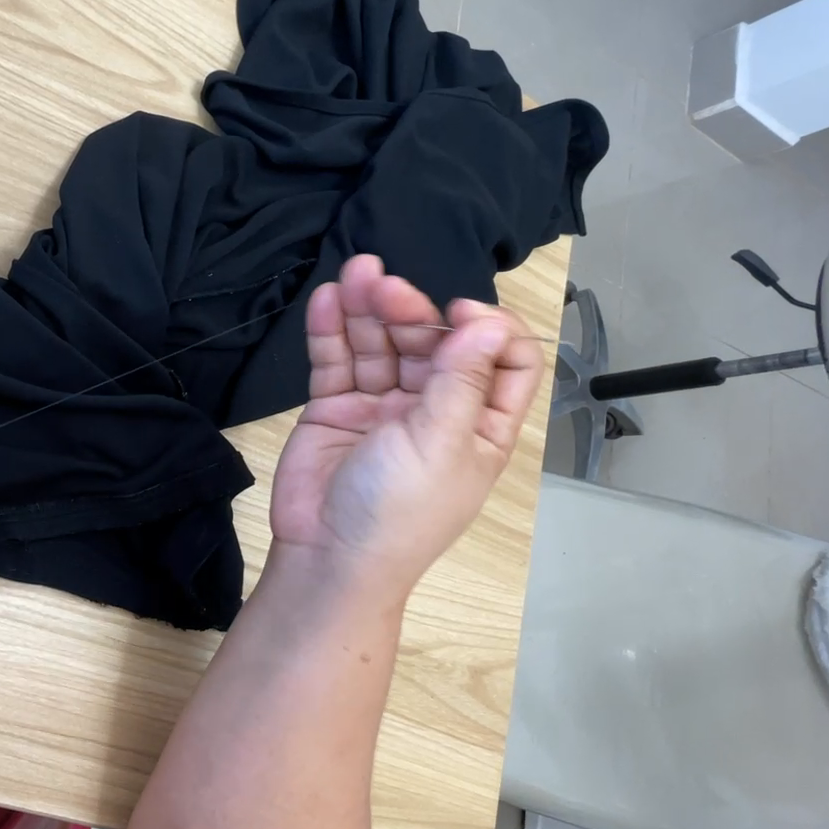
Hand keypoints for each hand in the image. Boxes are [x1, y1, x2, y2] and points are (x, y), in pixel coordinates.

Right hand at [268, 254, 544, 591]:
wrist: (326, 554)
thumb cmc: (398, 509)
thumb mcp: (441, 444)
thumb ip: (460, 381)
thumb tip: (489, 322)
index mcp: (477, 424)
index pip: (503, 361)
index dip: (487, 330)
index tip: (456, 313)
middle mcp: (431, 410)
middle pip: (430, 344)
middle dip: (409, 311)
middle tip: (381, 284)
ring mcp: (378, 409)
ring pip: (379, 347)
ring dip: (367, 310)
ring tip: (352, 275)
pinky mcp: (333, 410)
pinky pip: (335, 364)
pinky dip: (330, 333)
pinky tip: (326, 302)